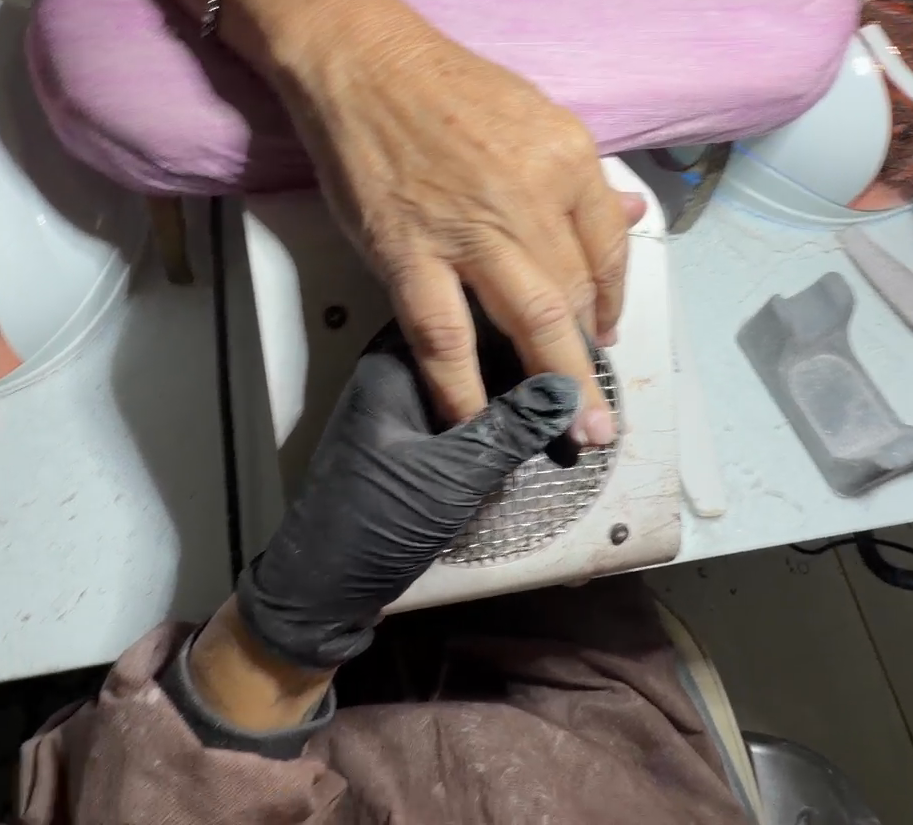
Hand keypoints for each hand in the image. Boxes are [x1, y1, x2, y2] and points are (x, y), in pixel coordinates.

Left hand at [234, 313, 578, 669]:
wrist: (324, 586)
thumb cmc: (378, 519)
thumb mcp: (453, 473)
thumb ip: (512, 426)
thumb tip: (570, 385)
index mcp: (394, 363)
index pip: (472, 326)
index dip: (528, 337)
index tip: (583, 355)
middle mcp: (398, 373)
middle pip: (477, 355)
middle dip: (531, 374)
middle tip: (588, 396)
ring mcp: (405, 407)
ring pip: (476, 388)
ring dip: (520, 405)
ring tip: (573, 421)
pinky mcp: (414, 440)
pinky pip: (466, 417)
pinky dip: (501, 426)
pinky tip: (538, 438)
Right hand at [278, 0, 639, 447]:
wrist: (361, 65)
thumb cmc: (443, 85)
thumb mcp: (533, 113)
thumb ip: (579, 176)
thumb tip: (623, 217)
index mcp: (568, 157)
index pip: (609, 249)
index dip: (611, 303)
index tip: (599, 333)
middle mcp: (530, 197)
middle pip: (574, 296)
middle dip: (590, 367)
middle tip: (598, 422)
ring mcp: (469, 229)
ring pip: (526, 321)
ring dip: (552, 388)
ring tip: (568, 437)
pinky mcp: (408, 252)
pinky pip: (443, 333)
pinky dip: (461, 385)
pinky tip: (473, 420)